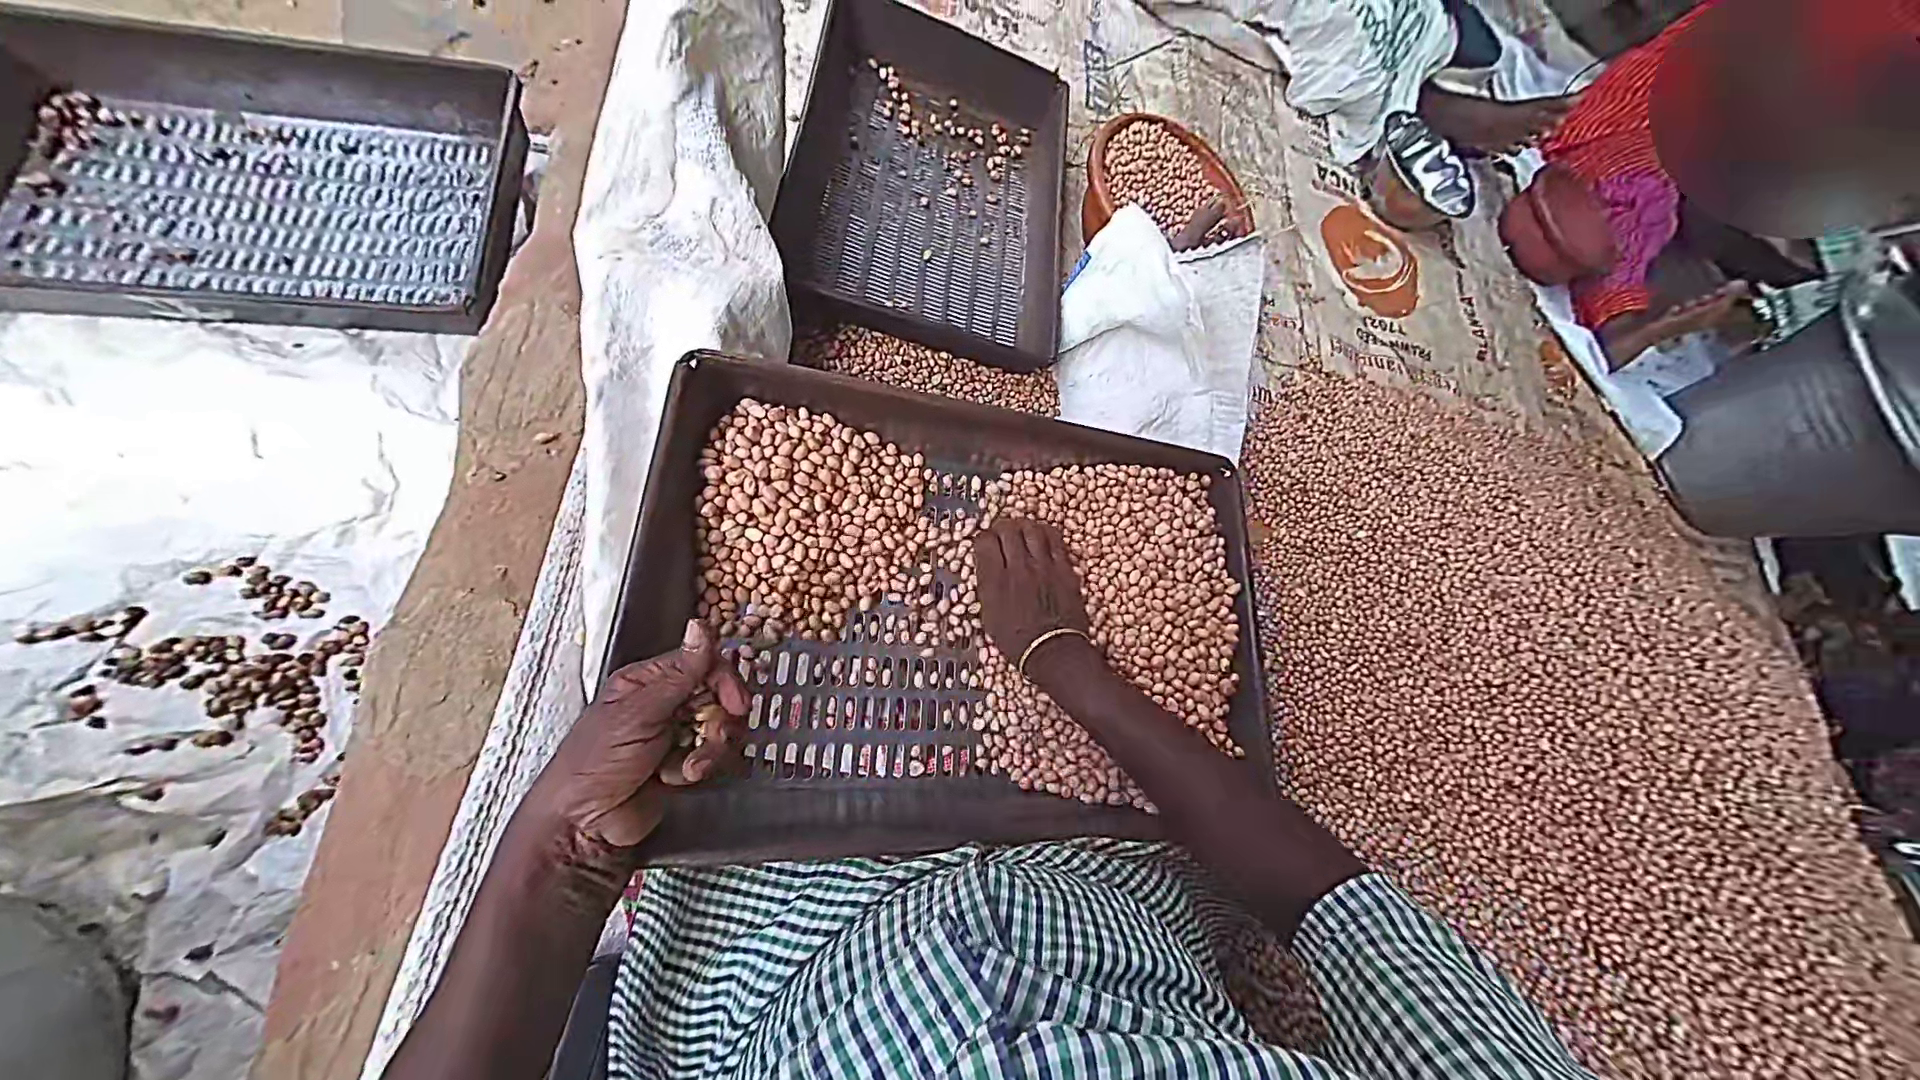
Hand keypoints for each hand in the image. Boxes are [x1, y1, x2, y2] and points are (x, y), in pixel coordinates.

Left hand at [517, 620, 746, 876]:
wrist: (582, 828)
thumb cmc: (595, 765)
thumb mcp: (639, 713)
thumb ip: (679, 673)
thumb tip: (700, 627)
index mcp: (647, 681)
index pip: (701, 664)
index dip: (724, 681)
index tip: (737, 702)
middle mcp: (663, 703)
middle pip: (717, 696)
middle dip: (719, 719)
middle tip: (712, 735)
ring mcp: (673, 733)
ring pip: (718, 727)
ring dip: (709, 748)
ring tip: (688, 766)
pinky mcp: (681, 762)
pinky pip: (711, 755)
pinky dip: (700, 767)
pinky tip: (678, 777)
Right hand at [973, 519, 1090, 670]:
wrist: (1053, 651)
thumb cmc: (1019, 642)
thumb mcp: (989, 616)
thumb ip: (987, 587)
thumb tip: (988, 568)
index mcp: (995, 581)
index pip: (984, 542)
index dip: (983, 538)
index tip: (985, 542)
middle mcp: (1017, 569)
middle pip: (1006, 530)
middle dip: (1001, 528)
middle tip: (1002, 533)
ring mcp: (1043, 566)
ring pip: (1031, 529)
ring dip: (1023, 526)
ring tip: (1021, 530)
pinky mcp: (1063, 568)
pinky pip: (1055, 539)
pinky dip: (1045, 532)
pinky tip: (1042, 535)